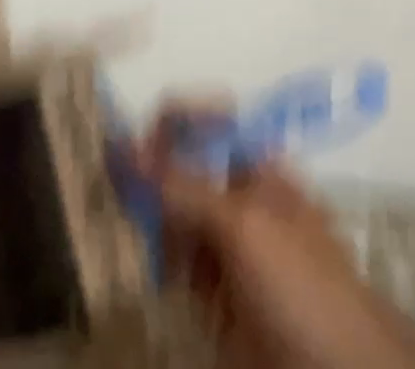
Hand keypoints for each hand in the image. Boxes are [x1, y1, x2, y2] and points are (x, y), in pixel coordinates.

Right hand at [144, 113, 414, 368]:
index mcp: (261, 173)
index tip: (138, 137)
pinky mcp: (209, 289)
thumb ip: (182, 185)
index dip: (175, 126)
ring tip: (121, 206)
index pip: (211, 128)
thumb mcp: (246, 226)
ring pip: (173, 212)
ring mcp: (225, 247)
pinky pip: (172, 257)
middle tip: (112, 170)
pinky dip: (153, 250)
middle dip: (150, 165)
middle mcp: (241, 202)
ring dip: (146, 207)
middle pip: (184, 168)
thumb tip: (122, 144)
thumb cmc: (302, 286)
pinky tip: (140, 249)